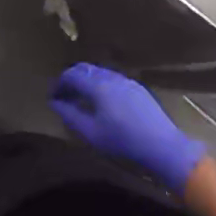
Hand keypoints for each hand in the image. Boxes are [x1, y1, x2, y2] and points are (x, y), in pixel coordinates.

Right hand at [49, 63, 205, 192]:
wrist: (163, 147)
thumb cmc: (123, 142)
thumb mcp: (91, 134)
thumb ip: (70, 116)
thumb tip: (55, 103)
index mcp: (98, 86)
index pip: (71, 74)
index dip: (59, 83)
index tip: (52, 97)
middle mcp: (112, 77)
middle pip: (86, 69)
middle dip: (71, 79)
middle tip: (64, 96)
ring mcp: (127, 81)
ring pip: (100, 73)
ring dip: (87, 81)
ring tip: (81, 99)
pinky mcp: (138, 88)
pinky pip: (113, 79)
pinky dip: (100, 84)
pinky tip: (102, 102)